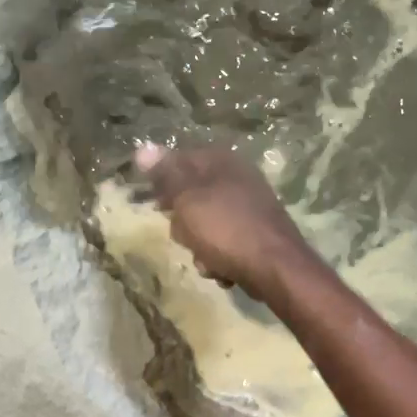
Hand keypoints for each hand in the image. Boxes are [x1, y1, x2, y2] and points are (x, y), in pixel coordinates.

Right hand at [133, 144, 318, 299]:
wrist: (274, 267)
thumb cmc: (225, 228)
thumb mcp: (187, 198)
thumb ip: (165, 175)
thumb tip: (142, 148)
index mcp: (222, 161)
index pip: (180, 160)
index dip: (162, 182)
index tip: (155, 204)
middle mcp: (238, 178)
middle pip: (192, 196)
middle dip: (183, 222)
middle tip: (183, 234)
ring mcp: (249, 207)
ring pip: (206, 224)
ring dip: (200, 246)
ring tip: (206, 258)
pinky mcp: (256, 234)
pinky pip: (224, 243)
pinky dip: (219, 258)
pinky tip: (222, 269)